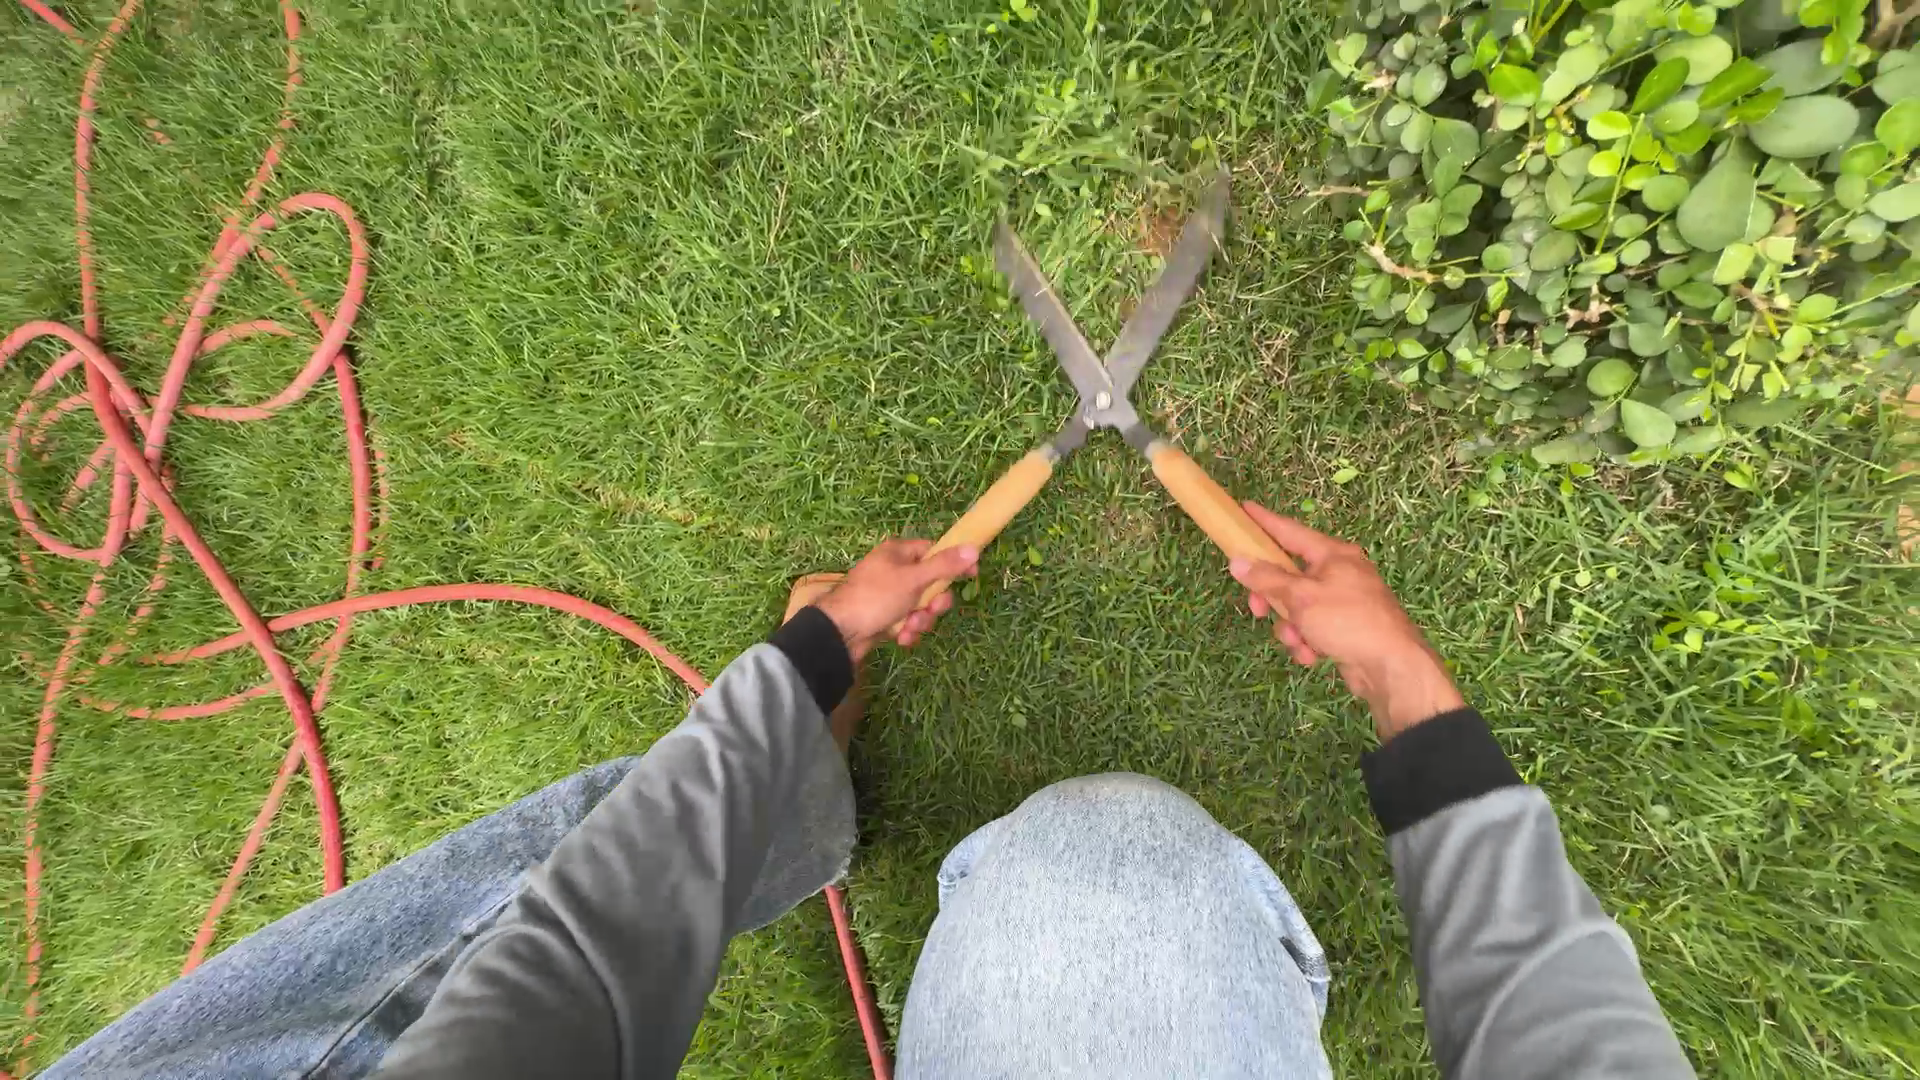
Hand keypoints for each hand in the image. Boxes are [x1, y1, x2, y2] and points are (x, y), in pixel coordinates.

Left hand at [814, 538, 979, 659]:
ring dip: (920, 620)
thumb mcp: (913, 579)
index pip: (933, 550)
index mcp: (898, 553)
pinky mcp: (885, 617)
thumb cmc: (876, 597)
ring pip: (921, 606)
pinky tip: (901, 638)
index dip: (952, 563)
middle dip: (933, 602)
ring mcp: (889, 596)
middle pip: (931, 583)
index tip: (970, 576)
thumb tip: (973, 548)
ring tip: (909, 627)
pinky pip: (908, 621)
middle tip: (930, 610)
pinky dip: (908, 630)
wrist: (840, 633)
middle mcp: (894, 571)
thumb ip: (944, 566)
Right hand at [1228, 502, 1463, 740]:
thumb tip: (1237, 561)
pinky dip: (1307, 640)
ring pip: (1297, 605)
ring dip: (1290, 626)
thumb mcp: (1300, 596)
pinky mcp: (1345, 626)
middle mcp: (1339, 572)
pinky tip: (1312, 654)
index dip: (1264, 521)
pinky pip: (1312, 626)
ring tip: (1298, 641)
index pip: (1289, 531)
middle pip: (1288, 575)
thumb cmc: (1347, 621)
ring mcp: (1343, 600)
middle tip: (1257, 609)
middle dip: (1271, 597)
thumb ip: (1266, 578)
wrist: (1392, 666)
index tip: (1244, 509)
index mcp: (1333, 555)